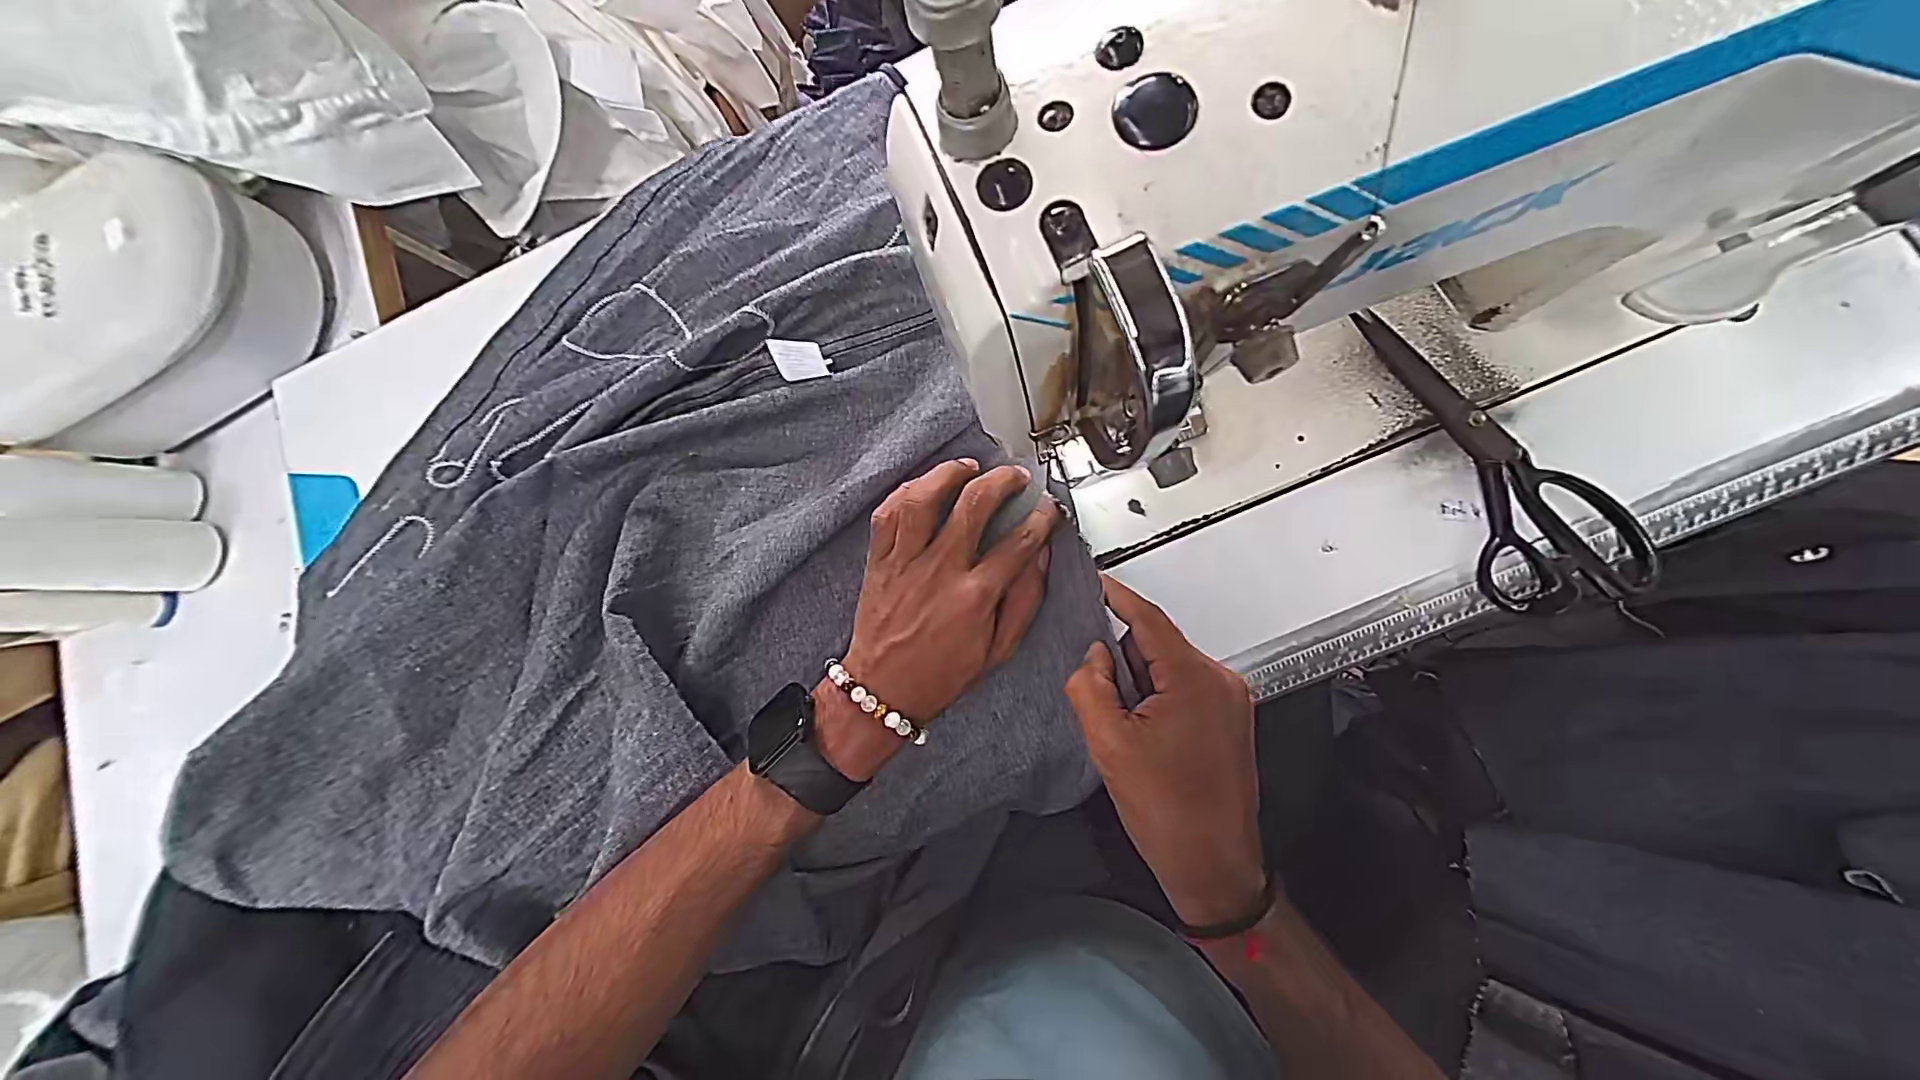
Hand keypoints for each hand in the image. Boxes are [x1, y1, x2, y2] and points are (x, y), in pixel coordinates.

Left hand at [816, 459, 1061, 779]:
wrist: (884, 688)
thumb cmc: (939, 674)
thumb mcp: (998, 650)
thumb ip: (1024, 601)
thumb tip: (1040, 559)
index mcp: (974, 597)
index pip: (1017, 542)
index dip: (1040, 518)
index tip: (1046, 508)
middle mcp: (939, 572)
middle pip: (973, 506)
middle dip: (1001, 482)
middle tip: (1013, 477)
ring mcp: (905, 563)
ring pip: (924, 500)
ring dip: (949, 475)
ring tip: (968, 468)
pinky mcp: (880, 561)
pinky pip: (886, 515)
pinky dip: (906, 492)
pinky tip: (924, 485)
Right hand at [1066, 575, 1264, 927]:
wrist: (1213, 865)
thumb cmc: (1172, 814)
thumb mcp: (1109, 744)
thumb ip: (1090, 686)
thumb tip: (1092, 657)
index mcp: (1194, 679)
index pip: (1148, 618)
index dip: (1116, 595)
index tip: (1096, 580)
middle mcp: (1220, 682)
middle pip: (1157, 643)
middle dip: (1122, 657)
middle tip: (1098, 689)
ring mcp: (1229, 701)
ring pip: (1169, 666)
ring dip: (1139, 681)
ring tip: (1125, 727)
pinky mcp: (1228, 719)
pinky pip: (1183, 687)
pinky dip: (1156, 695)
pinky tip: (1142, 731)